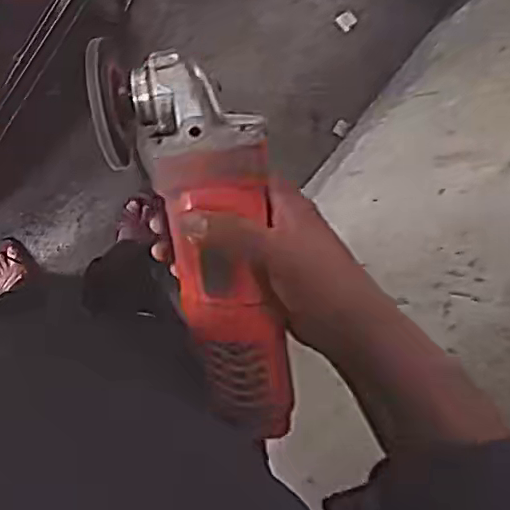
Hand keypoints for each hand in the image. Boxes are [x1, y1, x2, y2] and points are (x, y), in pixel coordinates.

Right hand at [150, 178, 398, 363]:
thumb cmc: (327, 284)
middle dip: (187, 218)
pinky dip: (200, 269)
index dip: (208, 178)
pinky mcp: (256, 278)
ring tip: (165, 253)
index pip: (241, 179)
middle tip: (161, 226)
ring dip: (189, 246)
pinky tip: (182, 274)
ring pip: (216, 241)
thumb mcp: (277, 249)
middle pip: (220, 211)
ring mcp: (262, 253)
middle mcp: (270, 225)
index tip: (176, 186)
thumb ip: (232, 231)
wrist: (349, 332)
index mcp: (282, 206)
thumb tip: (188, 218)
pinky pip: (220, 268)